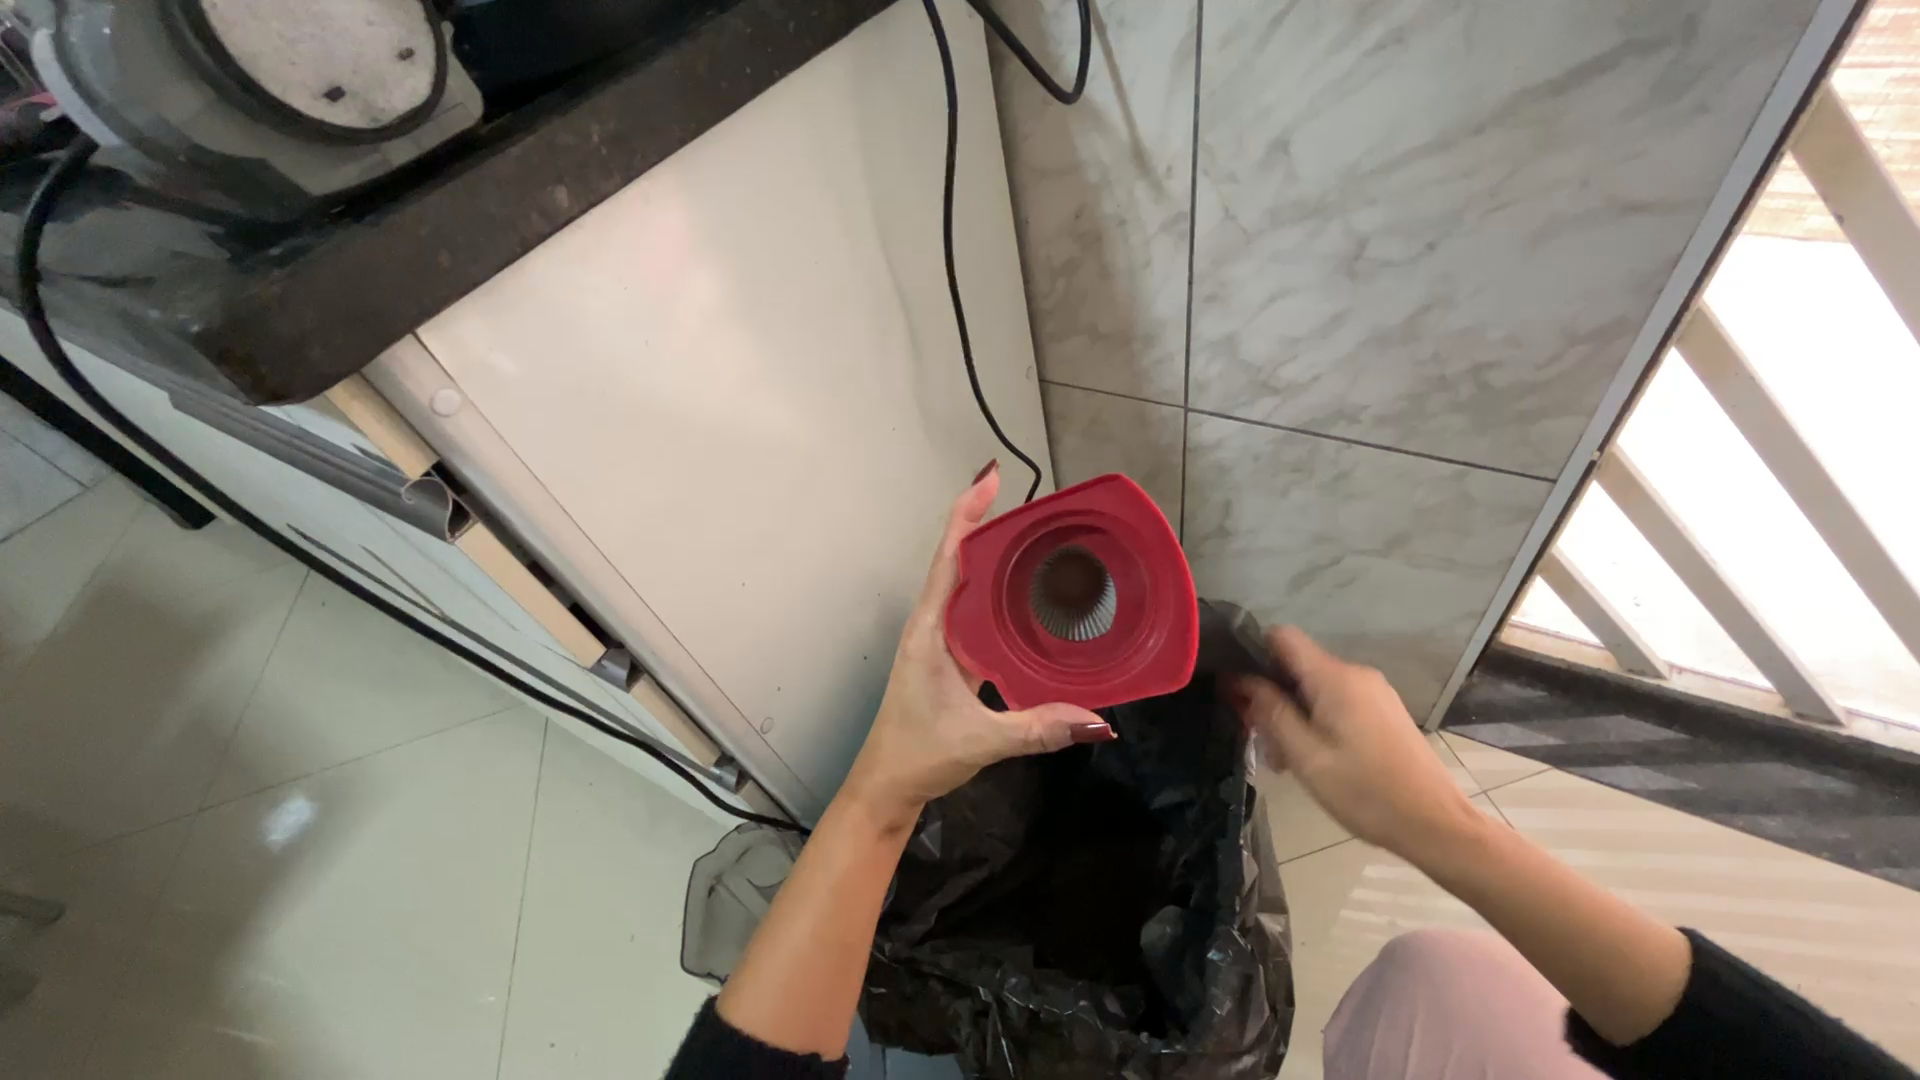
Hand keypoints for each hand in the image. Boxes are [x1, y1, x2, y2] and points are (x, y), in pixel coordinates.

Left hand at [838, 463, 1111, 831]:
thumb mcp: (981, 741)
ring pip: (968, 587)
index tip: (991, 478)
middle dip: (989, 527)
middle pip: (959, 561)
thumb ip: (1038, 729)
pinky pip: (975, 614)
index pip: (949, 558)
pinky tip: (1026, 598)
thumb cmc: (919, 754)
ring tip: (1034, 539)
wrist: (887, 785)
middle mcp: (933, 626)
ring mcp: (940, 642)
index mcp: (930, 630)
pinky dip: (997, 596)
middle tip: (1034, 508)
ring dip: (993, 559)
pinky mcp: (950, 659)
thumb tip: (1099, 720)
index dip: (967, 514)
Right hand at [1228, 626, 1478, 855]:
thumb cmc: (1366, 792)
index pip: (1281, 637)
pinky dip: (1316, 721)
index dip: (1252, 653)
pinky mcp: (1383, 711)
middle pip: (1296, 666)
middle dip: (1270, 696)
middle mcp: (1355, 674)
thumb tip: (1239, 680)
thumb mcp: (1306, 756)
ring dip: (1292, 715)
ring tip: (1286, 760)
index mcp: (1335, 678)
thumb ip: (1271, 712)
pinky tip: (1313, 758)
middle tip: (1259, 739)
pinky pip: (1337, 702)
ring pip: (1315, 688)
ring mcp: (1373, 692)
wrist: (1437, 825)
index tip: (1237, 690)